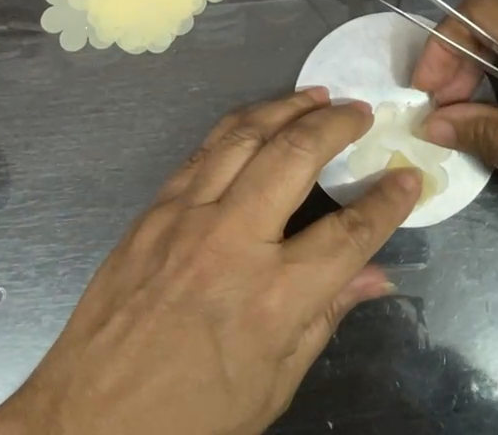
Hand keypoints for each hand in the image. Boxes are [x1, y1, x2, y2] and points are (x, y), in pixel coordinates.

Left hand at [0, 89, 419, 434]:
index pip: (350, 233)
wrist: (89, 418)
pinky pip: (202, 152)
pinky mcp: (154, 209)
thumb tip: (377, 274)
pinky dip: (237, 127)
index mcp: (273, 299)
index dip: (388, 201)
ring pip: (244, 136)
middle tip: (361, 112)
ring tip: (315, 95)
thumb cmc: (191, 416)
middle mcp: (233, 241)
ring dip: (285, 107)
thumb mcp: (273, 386)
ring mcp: (187, 217)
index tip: (408, 176)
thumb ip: (325, 317)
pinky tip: (256, 121)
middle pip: (296, 157)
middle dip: (336, 125)